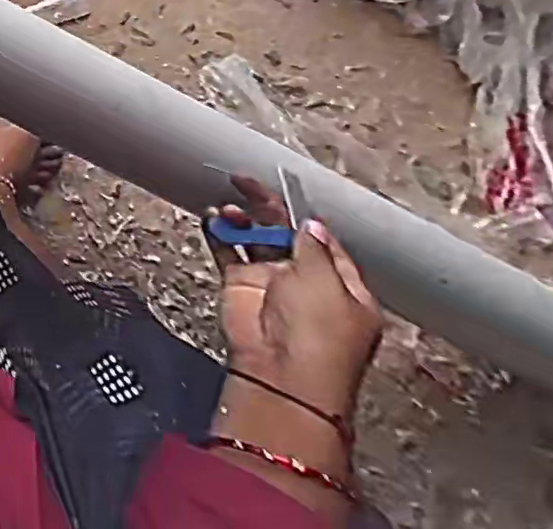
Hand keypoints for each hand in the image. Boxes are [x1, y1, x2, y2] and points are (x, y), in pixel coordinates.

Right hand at [206, 175, 382, 422]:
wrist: (281, 368)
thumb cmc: (318, 335)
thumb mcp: (325, 282)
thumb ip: (312, 247)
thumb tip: (309, 224)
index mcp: (341, 283)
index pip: (322, 239)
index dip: (303, 214)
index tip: (284, 189)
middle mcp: (306, 279)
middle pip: (283, 233)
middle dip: (266, 207)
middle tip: (244, 183)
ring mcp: (271, 281)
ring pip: (253, 238)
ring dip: (241, 219)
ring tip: (227, 208)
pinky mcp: (240, 284)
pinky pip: (226, 250)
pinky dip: (217, 232)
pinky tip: (210, 217)